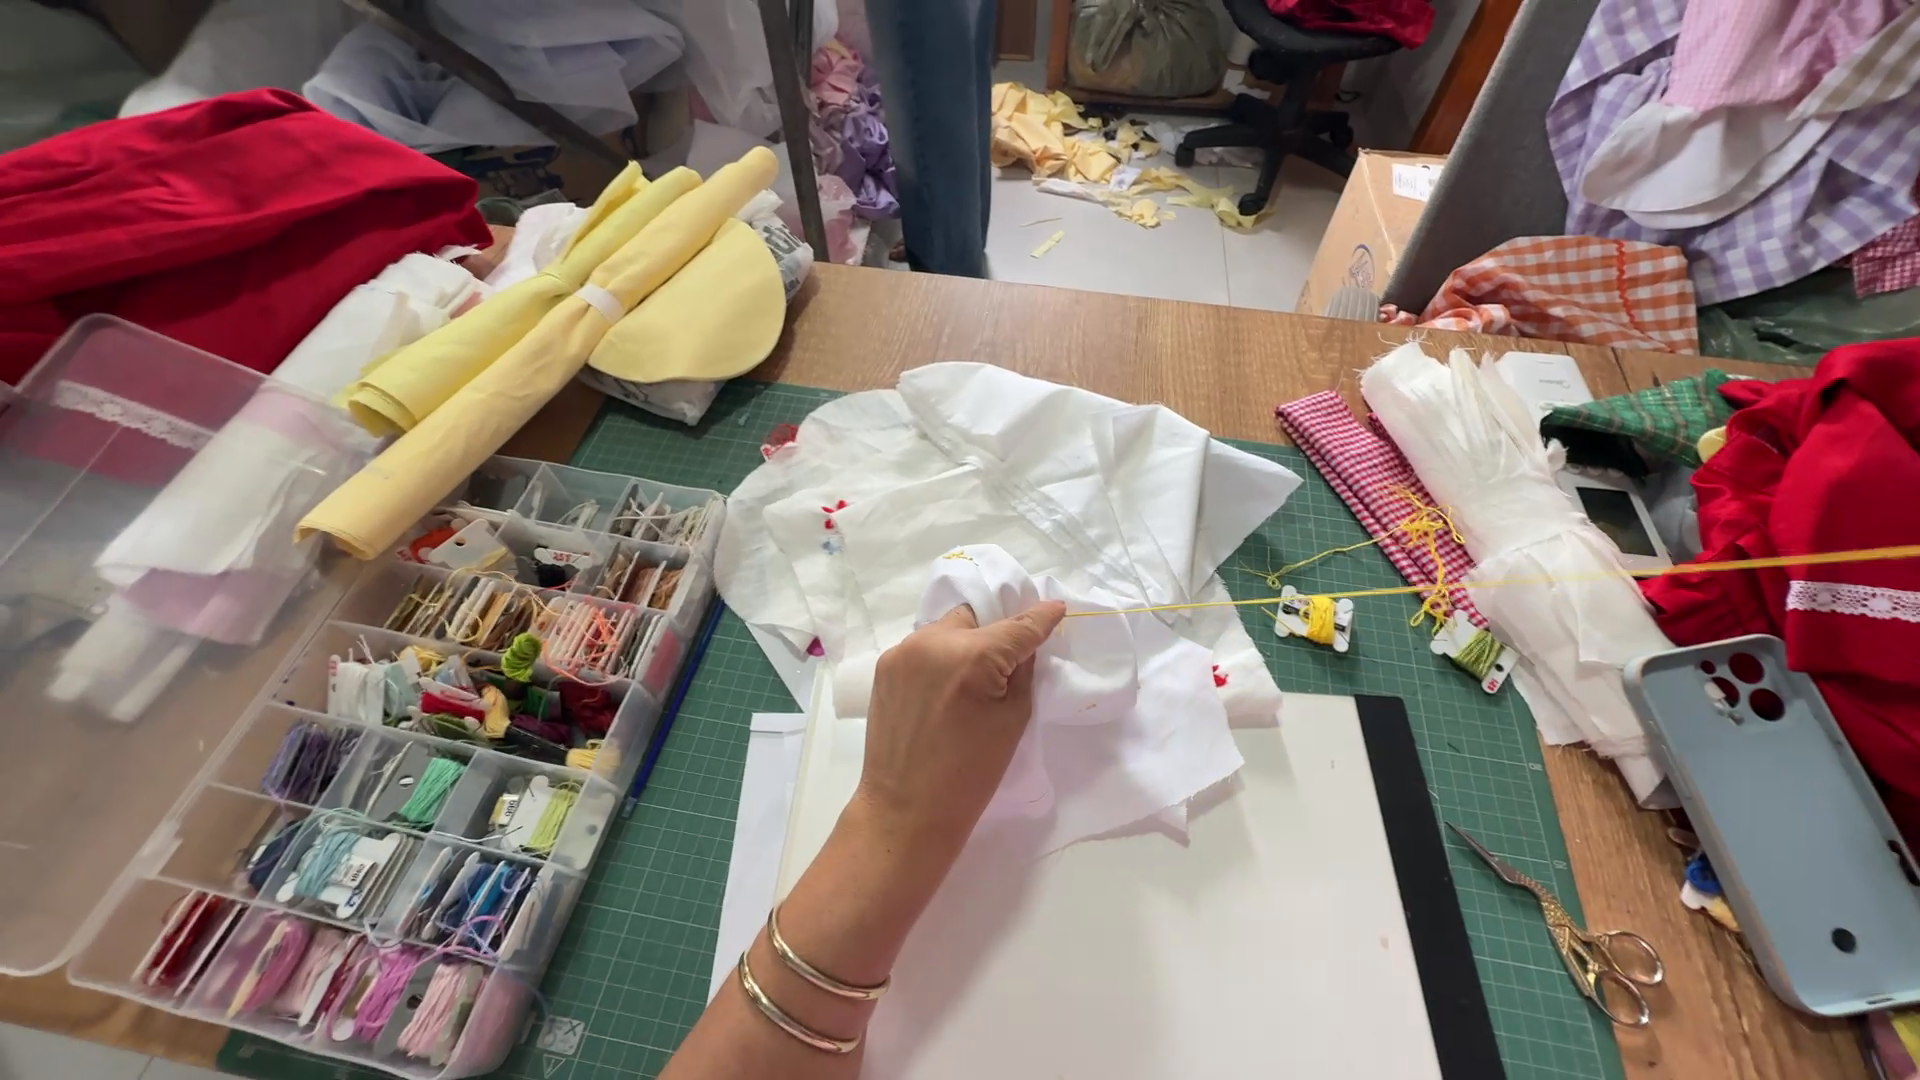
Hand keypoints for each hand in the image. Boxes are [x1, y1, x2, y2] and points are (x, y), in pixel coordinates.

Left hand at [853, 600, 1067, 860]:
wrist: (906, 809)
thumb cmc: (971, 774)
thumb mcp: (1014, 719)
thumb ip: (1022, 672)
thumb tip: (1024, 644)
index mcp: (971, 657)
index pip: (1017, 625)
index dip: (1041, 617)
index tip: (1056, 609)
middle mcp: (932, 642)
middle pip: (975, 618)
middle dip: (993, 632)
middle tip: (1004, 662)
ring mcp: (902, 651)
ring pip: (946, 629)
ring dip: (964, 643)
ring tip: (969, 681)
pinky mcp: (884, 665)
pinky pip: (923, 647)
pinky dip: (939, 658)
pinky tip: (943, 690)